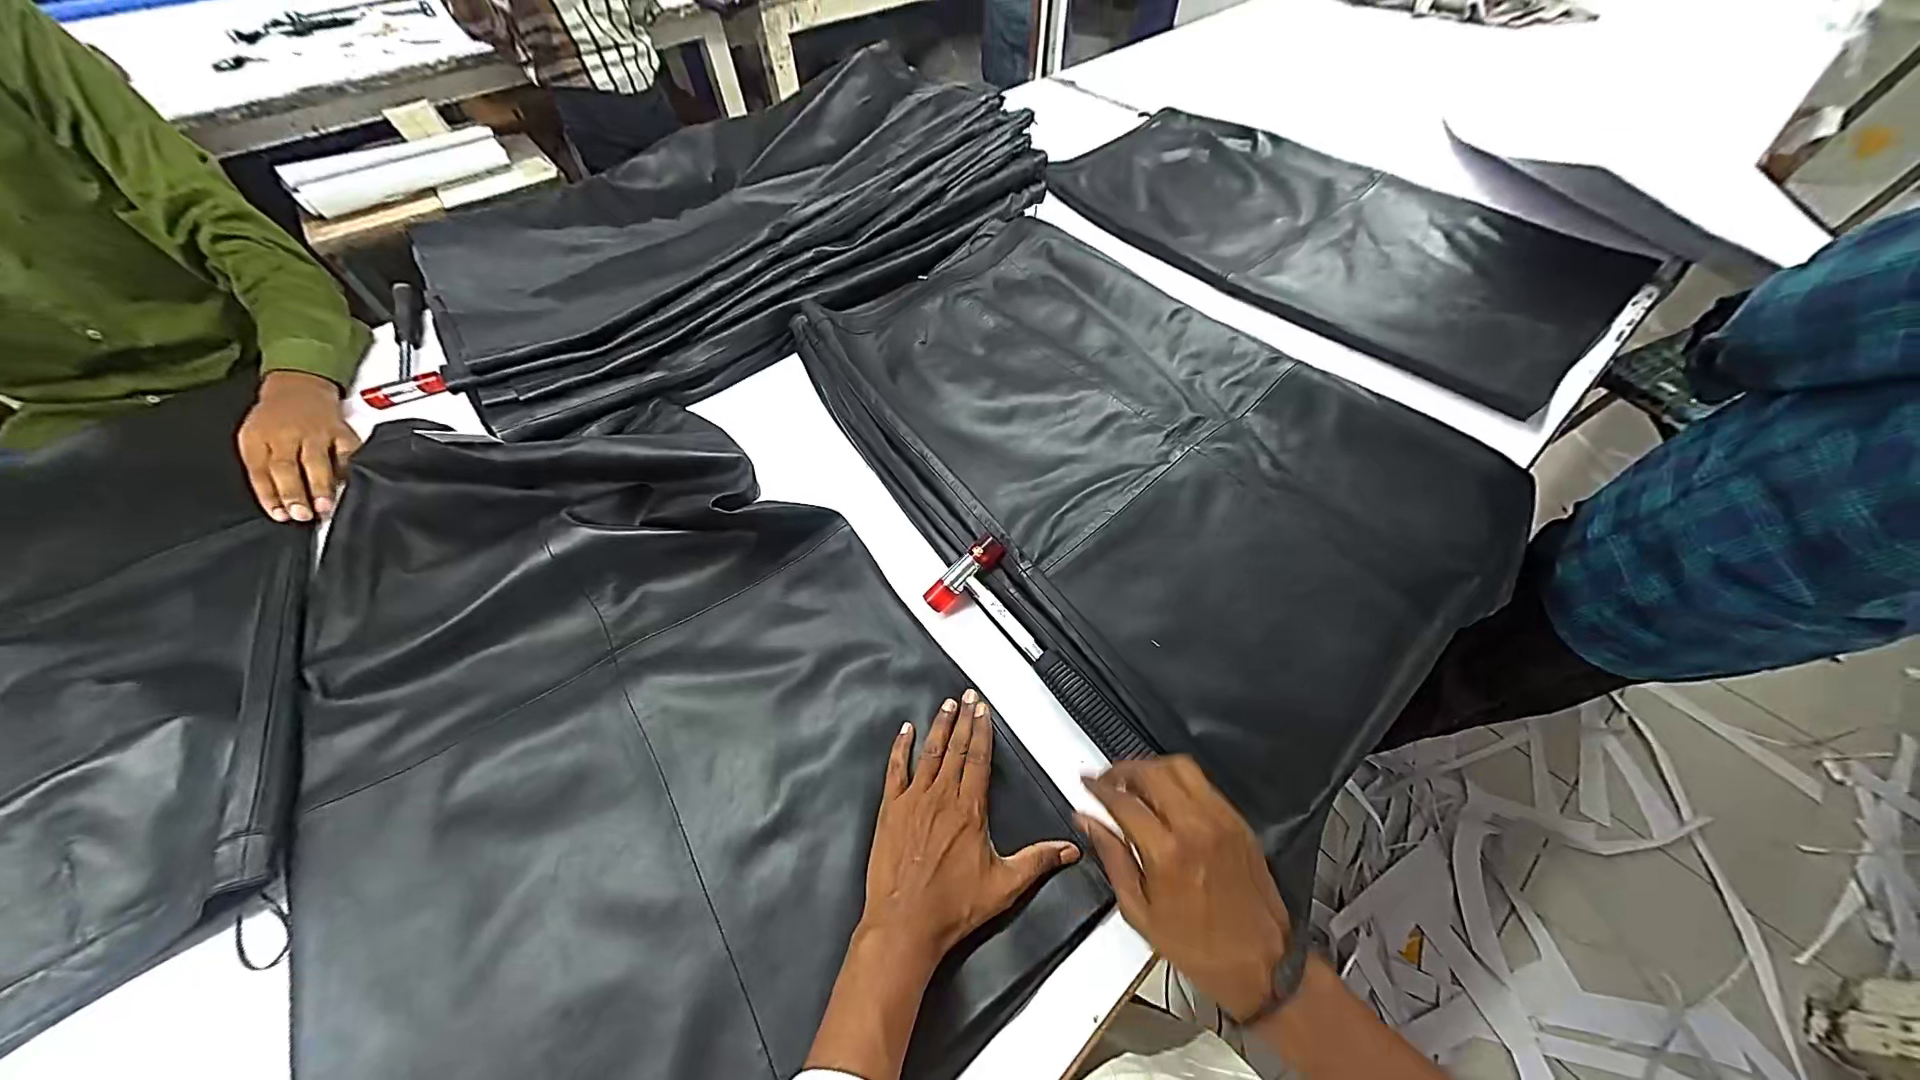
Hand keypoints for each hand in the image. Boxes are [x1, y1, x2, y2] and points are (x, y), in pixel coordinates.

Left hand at [237, 370, 358, 522]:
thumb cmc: (275, 420)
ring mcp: (316, 433)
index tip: (280, 515)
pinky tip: (348, 484)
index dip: (270, 495)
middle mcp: (286, 436)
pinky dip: (349, 469)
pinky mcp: (342, 432)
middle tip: (302, 514)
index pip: (260, 471)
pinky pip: (347, 454)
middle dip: (295, 492)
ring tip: (325, 506)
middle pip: (287, 467)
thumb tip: (278, 501)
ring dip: (321, 486)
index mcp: (259, 439)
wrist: (298, 388)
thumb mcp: (255, 439)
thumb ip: (264, 467)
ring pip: (317, 462)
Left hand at [804, 691, 1080, 1079]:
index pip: (979, 758)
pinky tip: (904, 732)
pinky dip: (900, 748)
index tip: (983, 711)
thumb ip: (1038, 861)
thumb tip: (1068, 851)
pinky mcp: (891, 810)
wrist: (905, 923)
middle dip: (964, 719)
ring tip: (945, 706)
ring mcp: (914, 801)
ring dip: (939, 727)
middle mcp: (941, 798)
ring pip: (929, 752)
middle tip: (968, 697)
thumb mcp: (1004, 886)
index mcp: (969, 810)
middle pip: (956, 748)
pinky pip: (896, 770)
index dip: (982, 730)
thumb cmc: (952, 907)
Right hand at [1077, 756, 1291, 1021]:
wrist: (1261, 966)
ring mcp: (1221, 821)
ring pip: (1179, 767)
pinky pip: (1203, 783)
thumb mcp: (1139, 911)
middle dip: (1121, 771)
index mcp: (1167, 852)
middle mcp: (1196, 828)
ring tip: (1135, 782)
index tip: (1087, 784)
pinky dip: (1178, 779)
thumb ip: (1112, 857)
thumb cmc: (1202, 948)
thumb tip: (1089, 823)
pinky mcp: (1238, 822)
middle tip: (1107, 780)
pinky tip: (1166, 794)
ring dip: (1151, 768)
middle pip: (1150, 772)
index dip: (1098, 787)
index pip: (1123, 800)